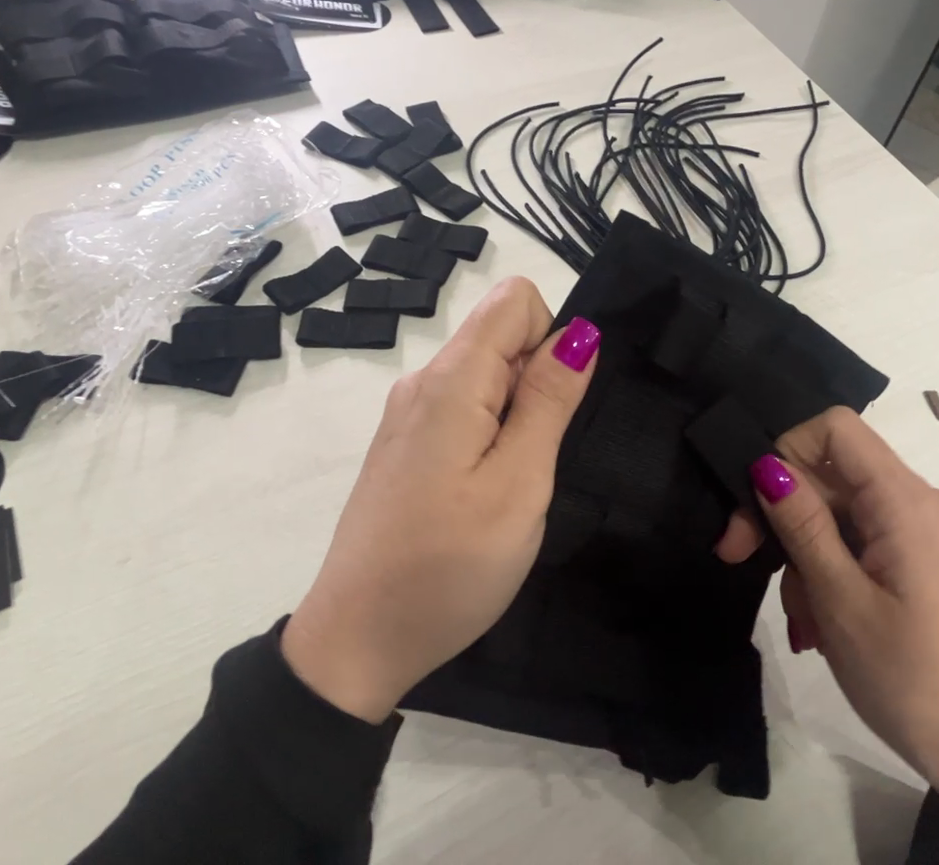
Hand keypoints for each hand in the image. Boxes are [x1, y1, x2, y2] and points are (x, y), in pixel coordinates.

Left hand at [281, 277, 599, 723]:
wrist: (358, 640)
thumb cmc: (447, 567)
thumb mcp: (518, 485)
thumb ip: (549, 402)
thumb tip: (580, 333)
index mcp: (451, 381)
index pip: (515, 300)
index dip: (553, 338)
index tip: (556, 407)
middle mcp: (423, 384)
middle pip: (501, 337)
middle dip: (540, 382)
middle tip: (536, 461)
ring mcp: (409, 418)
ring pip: (487, 378)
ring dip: (519, 416)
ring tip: (513, 485)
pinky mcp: (406, 449)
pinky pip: (464, 412)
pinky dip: (492, 437)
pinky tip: (486, 495)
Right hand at [720, 408, 938, 834]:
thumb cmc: (912, 679)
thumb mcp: (842, 602)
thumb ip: (803, 526)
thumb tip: (766, 465)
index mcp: (907, 502)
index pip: (836, 428)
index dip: (786, 449)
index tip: (753, 504)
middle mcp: (921, 504)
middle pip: (832, 473)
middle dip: (782, 513)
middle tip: (738, 560)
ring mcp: (925, 535)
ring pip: (841, 514)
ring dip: (804, 555)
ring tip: (801, 621)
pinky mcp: (924, 563)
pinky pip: (863, 543)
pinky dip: (831, 571)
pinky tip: (821, 622)